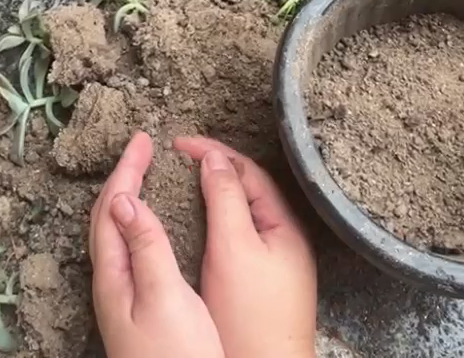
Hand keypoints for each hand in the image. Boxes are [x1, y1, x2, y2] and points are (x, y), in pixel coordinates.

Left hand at [91, 132, 224, 357]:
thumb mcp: (166, 298)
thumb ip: (146, 246)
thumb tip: (124, 199)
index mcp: (113, 276)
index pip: (112, 207)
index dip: (127, 170)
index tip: (144, 139)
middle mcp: (111, 284)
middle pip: (108, 216)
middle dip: (124, 177)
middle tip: (144, 148)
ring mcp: (121, 298)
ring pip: (117, 233)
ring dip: (128, 197)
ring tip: (145, 175)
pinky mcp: (136, 310)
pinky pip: (129, 248)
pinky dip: (138, 222)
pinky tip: (151, 226)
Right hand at [174, 136, 316, 357]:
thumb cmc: (252, 319)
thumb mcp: (234, 247)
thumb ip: (224, 197)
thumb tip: (213, 156)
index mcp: (285, 225)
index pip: (247, 170)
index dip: (212, 152)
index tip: (178, 145)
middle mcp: (283, 239)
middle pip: (245, 187)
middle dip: (211, 167)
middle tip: (178, 159)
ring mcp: (272, 261)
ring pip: (238, 211)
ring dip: (211, 192)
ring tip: (183, 182)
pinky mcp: (258, 281)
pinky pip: (234, 234)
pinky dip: (213, 218)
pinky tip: (194, 222)